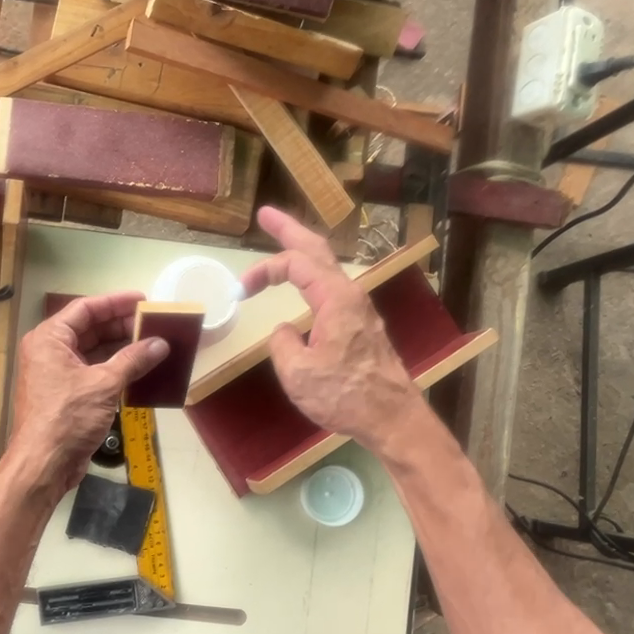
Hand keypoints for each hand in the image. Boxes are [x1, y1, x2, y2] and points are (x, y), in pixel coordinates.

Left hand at [9, 291, 167, 488]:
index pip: (85, 309)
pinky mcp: (67, 396)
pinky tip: (140, 370)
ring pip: (93, 352)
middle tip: (153, 324)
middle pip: (89, 329)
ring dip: (121, 349)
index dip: (115, 303)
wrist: (44, 463)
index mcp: (49, 339)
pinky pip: (94, 373)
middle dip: (121, 326)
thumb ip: (133, 360)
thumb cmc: (67, 417)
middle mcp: (49, 352)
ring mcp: (57, 375)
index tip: (143, 300)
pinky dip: (115, 370)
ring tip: (153, 344)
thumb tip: (160, 344)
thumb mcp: (104, 384)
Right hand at [239, 206, 421, 444]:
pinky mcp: (360, 327)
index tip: (241, 291)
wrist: (391, 417)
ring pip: (327, 268)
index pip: (295, 264)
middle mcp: (350, 295)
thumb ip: (283, 344)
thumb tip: (285, 332)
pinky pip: (331, 287)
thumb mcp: (298, 371)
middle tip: (265, 215)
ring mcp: (358, 310)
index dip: (264, 270)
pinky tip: (305, 282)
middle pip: (317, 250)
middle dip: (289, 230)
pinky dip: (311, 275)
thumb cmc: (345, 394)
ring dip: (302, 252)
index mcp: (335, 298)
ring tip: (283, 240)